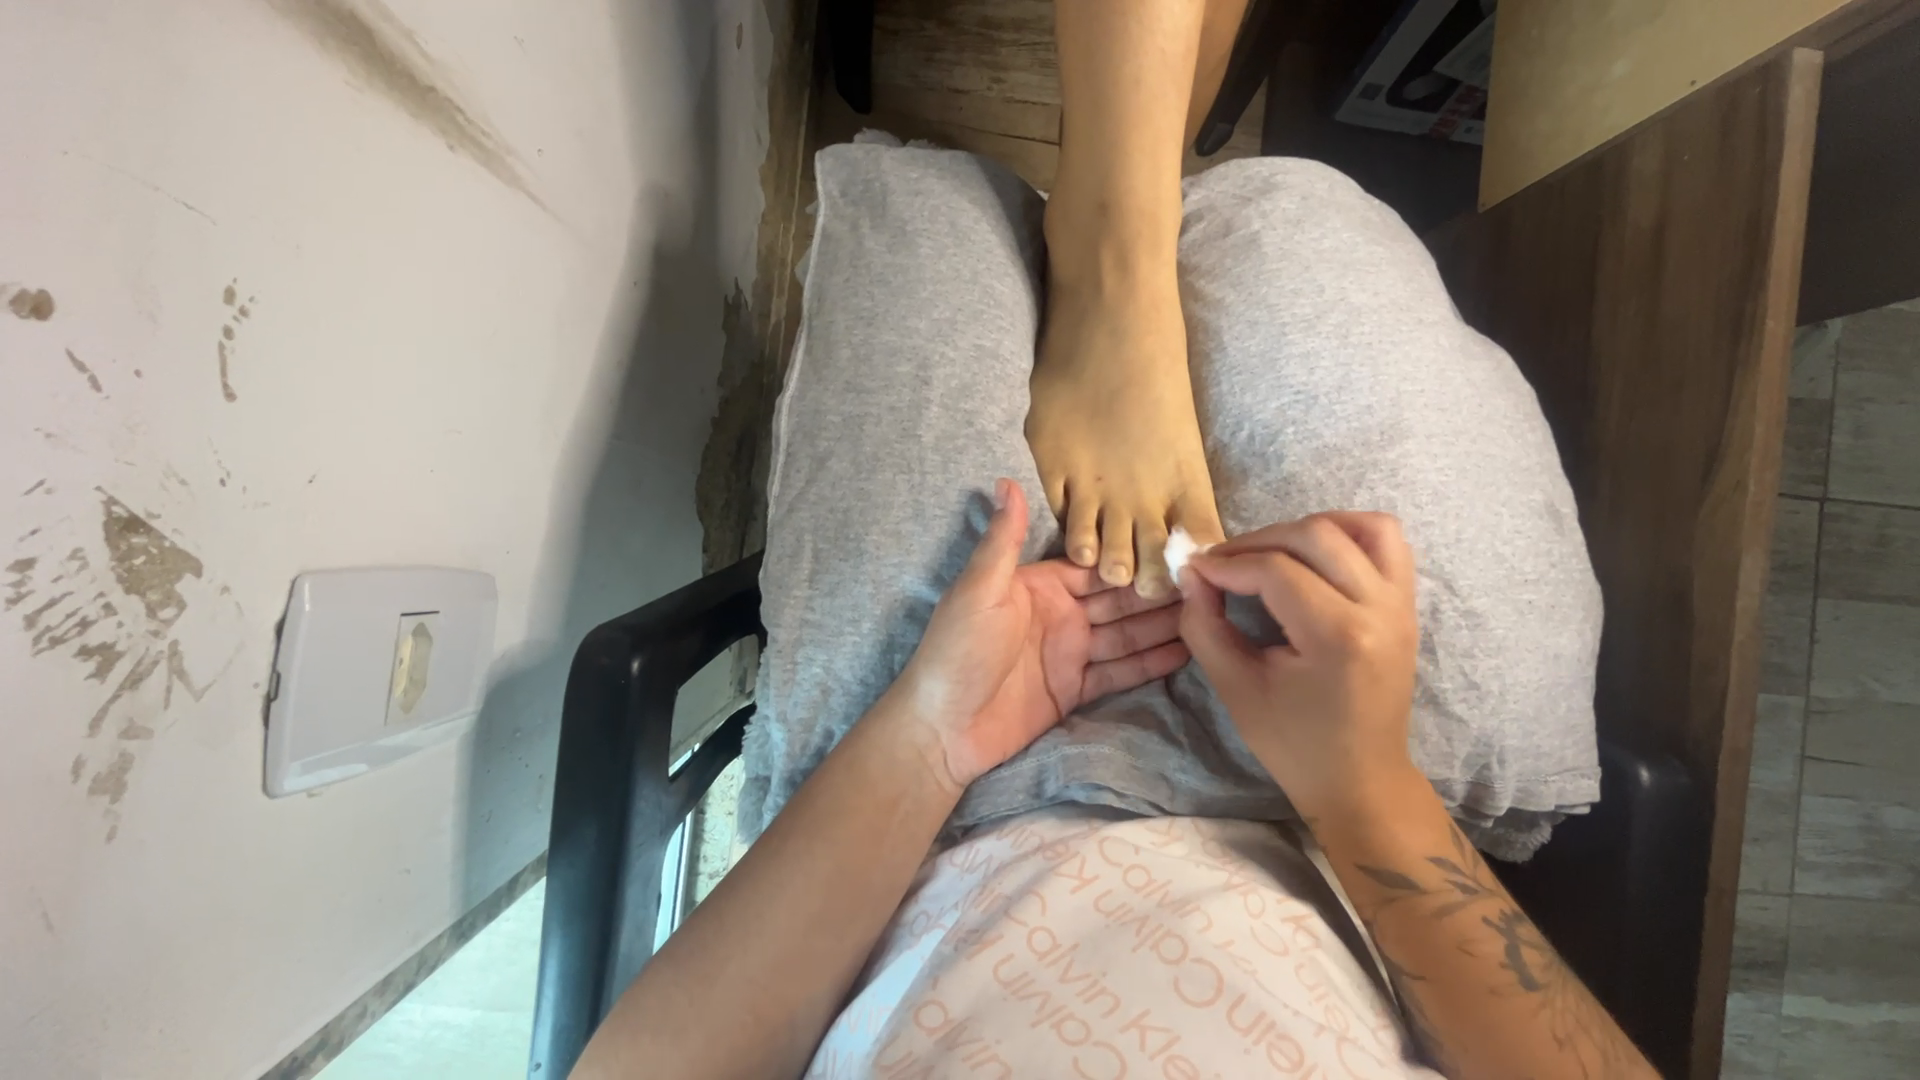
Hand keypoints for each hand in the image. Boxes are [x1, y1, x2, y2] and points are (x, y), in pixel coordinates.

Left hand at [892, 479, 1192, 792]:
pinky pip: (1119, 671)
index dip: (1133, 557)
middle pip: (1118, 599)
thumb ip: (1004, 540)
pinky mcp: (1074, 689)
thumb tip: (1006, 479)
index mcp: (1038, 585)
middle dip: (1158, 591)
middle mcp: (1059, 614)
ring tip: (1211, 614)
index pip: (1096, 565)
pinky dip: (1150, 662)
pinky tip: (1187, 652)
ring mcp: (1068, 652)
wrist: (942, 728)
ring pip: (1126, 634)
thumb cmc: (957, 651)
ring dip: (1162, 624)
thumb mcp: (979, 590)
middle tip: (1210, 583)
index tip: (1177, 547)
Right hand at [1027, 275, 1224, 599]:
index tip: (1186, 586)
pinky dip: (1067, 527)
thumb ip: (1180, 487)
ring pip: (1096, 552)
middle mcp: (1140, 494)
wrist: (1112, 316)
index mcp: (1184, 483)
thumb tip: (1177, 524)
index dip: (1189, 575)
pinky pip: (1060, 516)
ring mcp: (1092, 483)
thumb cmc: (1159, 363)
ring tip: (1104, 565)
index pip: (1192, 552)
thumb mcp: (1184, 434)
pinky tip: (1072, 531)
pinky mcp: (1053, 465)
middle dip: (1144, 583)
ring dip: (1102, 562)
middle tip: (1141, 585)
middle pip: (1144, 564)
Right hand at [1176, 512, 1422, 817]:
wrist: (1359, 777)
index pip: (1275, 570)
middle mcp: (1380, 610)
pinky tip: (1311, 552)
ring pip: (1359, 527)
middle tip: (1222, 564)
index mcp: (1338, 637)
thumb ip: (1204, 625)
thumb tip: (1191, 574)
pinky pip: (1388, 542)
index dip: (1227, 564)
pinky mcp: (1408, 605)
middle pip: (1316, 536)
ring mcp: (1402, 605)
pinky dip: (1347, 532)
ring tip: (1269, 551)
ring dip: (1306, 528)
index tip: (1195, 572)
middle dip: (1258, 541)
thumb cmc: (1292, 741)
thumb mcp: (1234, 687)